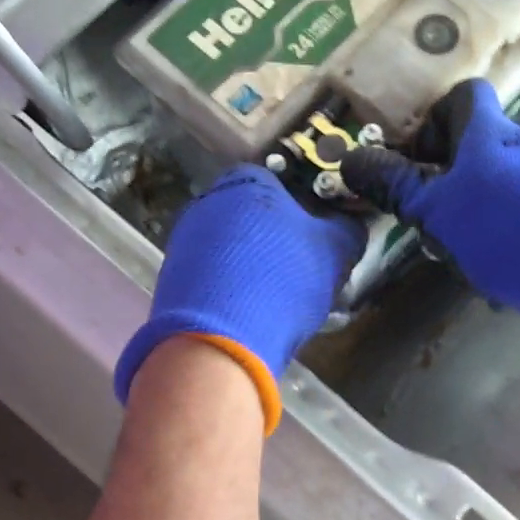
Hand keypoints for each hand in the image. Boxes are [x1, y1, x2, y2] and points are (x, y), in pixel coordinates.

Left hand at [115, 166, 364, 433]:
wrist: (220, 338)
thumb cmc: (283, 280)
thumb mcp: (334, 252)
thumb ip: (347, 230)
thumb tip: (350, 224)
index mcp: (246, 182)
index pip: (275, 181)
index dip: (297, 207)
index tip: (311, 235)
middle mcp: (207, 202)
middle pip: (247, 213)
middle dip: (268, 236)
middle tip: (294, 267)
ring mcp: (183, 240)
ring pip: (226, 246)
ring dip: (245, 264)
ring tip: (269, 296)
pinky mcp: (169, 277)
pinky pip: (207, 275)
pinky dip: (225, 288)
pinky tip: (243, 313)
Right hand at [340, 79, 519, 378]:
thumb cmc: (508, 234)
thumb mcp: (442, 213)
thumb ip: (400, 187)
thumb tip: (352, 161)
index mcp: (493, 136)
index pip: (465, 97)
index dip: (436, 119)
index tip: (421, 159)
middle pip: (485, 144)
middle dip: (457, 175)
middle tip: (439, 218)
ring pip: (511, 179)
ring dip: (485, 204)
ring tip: (474, 248)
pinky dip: (517, 227)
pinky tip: (511, 265)